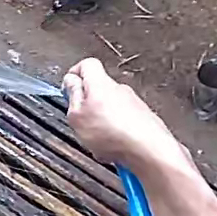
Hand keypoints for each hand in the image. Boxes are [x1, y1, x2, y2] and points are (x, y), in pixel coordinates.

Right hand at [62, 59, 199, 184]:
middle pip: (98, 89)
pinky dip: (115, 133)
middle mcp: (120, 89)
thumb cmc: (113, 134)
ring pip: (110, 108)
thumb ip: (72, 95)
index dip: (74, 75)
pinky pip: (123, 122)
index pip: (86, 65)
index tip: (68, 90)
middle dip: (87, 105)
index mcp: (100, 83)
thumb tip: (70, 81)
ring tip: (98, 139)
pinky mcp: (144, 119)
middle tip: (80, 121)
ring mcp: (134, 104)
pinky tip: (112, 148)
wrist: (148, 151)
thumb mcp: (76, 116)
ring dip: (101, 121)